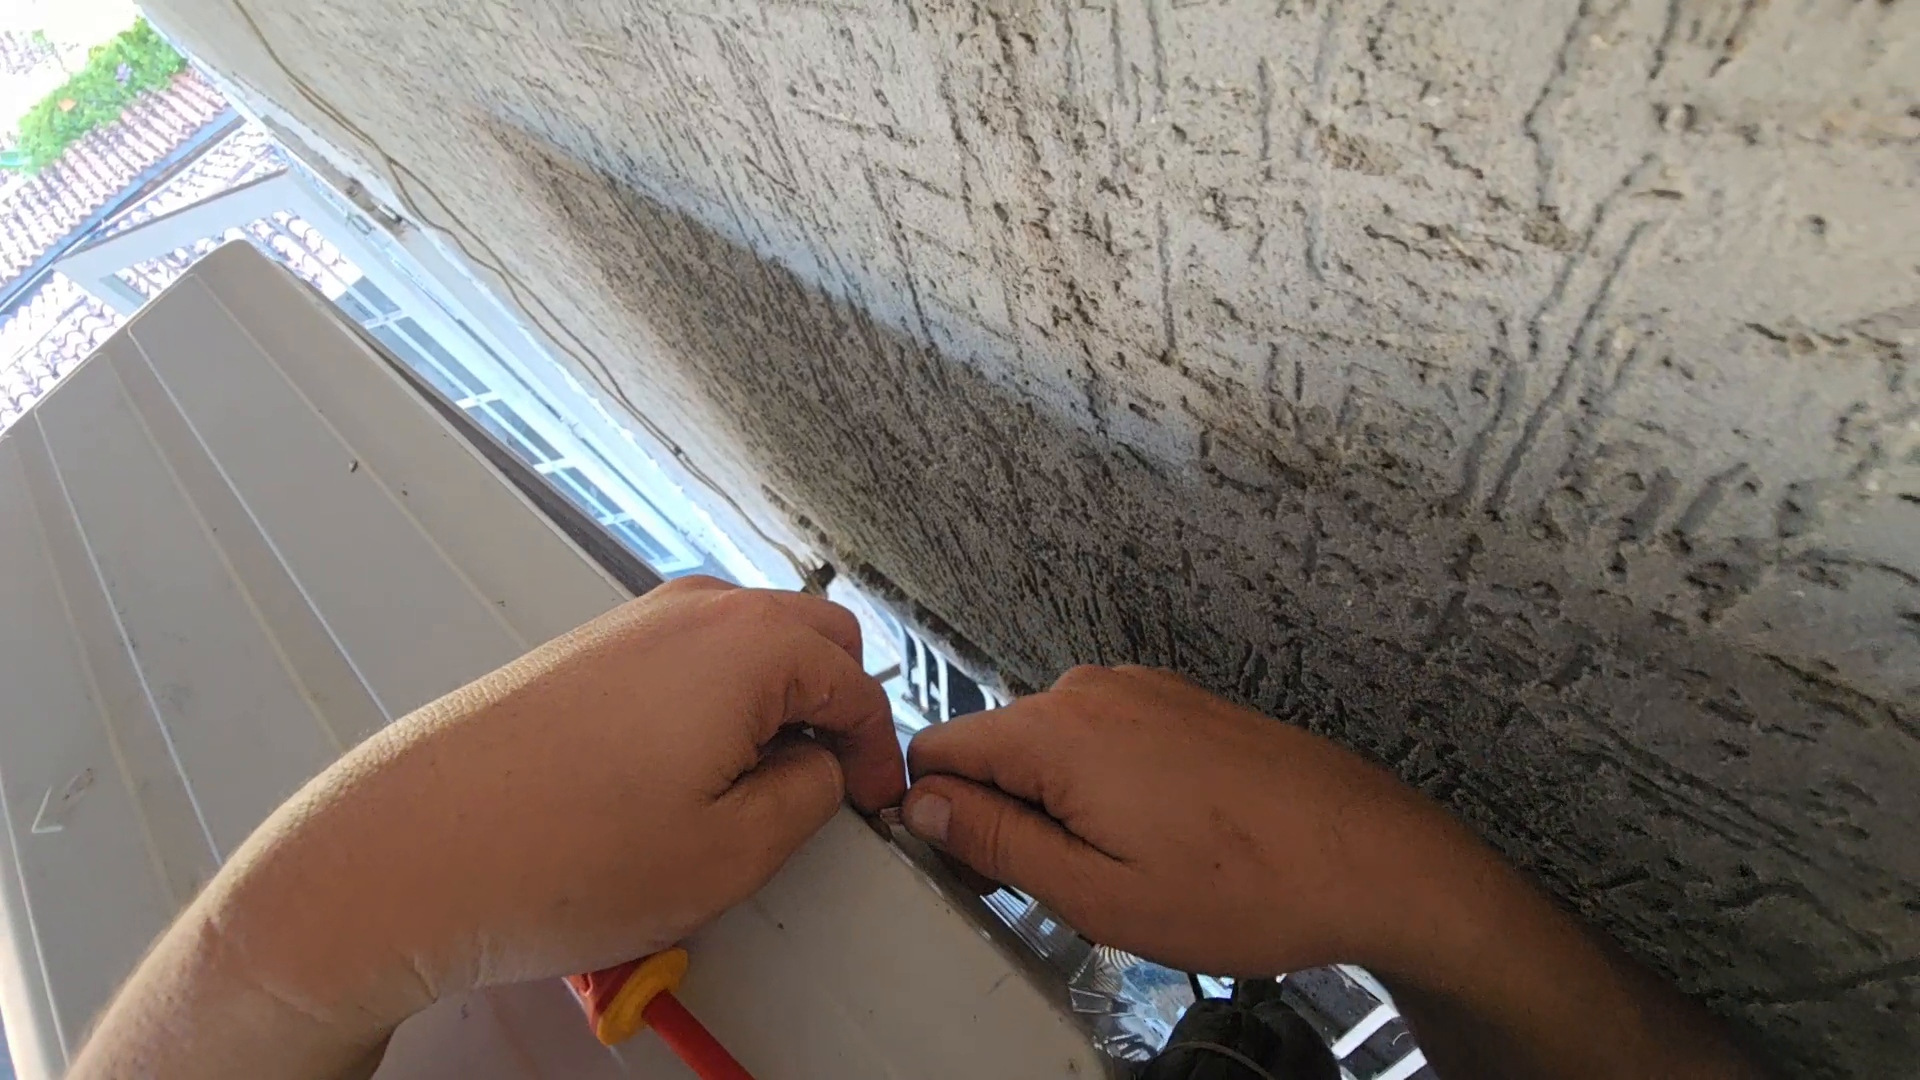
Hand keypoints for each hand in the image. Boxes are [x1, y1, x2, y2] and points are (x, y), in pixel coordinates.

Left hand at [207, 577, 904, 1030]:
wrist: (402, 854)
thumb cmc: (559, 856)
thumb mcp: (733, 851)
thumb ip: (812, 794)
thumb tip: (821, 766)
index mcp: (754, 645)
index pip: (859, 685)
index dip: (879, 749)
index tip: (873, 795)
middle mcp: (705, 609)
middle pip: (818, 636)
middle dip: (839, 702)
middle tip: (827, 773)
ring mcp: (647, 616)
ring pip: (760, 634)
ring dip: (784, 691)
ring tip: (759, 770)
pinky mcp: (604, 638)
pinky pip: (703, 645)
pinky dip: (730, 686)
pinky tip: (696, 754)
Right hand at [902, 666, 1763, 1079]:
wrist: (1370, 851)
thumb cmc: (1232, 887)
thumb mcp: (1096, 893)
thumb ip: (994, 842)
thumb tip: (920, 806)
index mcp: (1053, 730)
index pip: (938, 750)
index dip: (937, 813)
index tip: (975, 869)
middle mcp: (1083, 688)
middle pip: (993, 745)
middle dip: (1001, 810)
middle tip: (1061, 881)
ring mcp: (1132, 684)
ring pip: (1046, 741)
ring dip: (1053, 797)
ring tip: (1119, 856)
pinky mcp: (1168, 694)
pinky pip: (1096, 731)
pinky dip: (1096, 776)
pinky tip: (1155, 820)